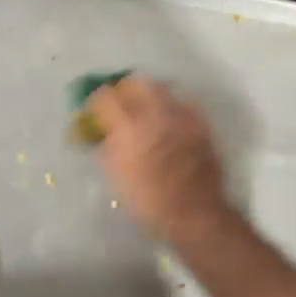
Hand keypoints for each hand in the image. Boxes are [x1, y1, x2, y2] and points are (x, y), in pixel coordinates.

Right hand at [87, 75, 228, 239]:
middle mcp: (157, 115)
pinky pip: (184, 103)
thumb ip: (108, 147)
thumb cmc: (149, 201)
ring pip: (163, 89)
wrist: (194, 213)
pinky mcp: (201, 124)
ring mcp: (182, 117)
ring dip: (150, 94)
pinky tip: (169, 121)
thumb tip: (104, 133)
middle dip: (125, 89)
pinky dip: (172, 107)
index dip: (96, 100)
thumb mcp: (117, 176)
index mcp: (130, 129)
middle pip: (138, 83)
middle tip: (121, 102)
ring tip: (145, 110)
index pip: (107, 97)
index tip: (94, 109)